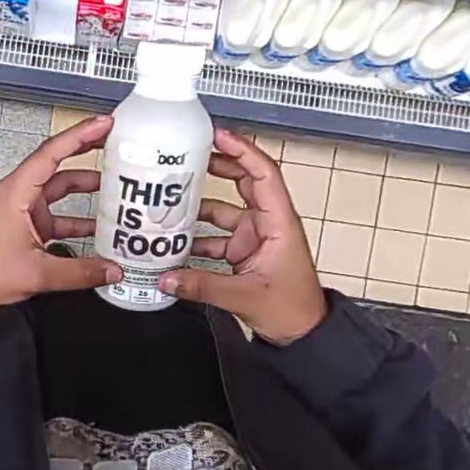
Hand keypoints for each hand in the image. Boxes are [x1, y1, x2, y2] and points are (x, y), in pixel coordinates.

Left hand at [0, 114, 120, 321]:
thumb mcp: (40, 273)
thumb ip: (81, 271)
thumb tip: (113, 270)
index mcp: (17, 193)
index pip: (52, 153)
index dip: (80, 136)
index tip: (103, 124)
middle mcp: (21, 194)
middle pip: (58, 162)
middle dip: (86, 148)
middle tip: (113, 138)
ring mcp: (27, 208)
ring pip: (62, 186)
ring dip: (88, 184)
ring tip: (116, 181)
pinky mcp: (32, 224)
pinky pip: (62, 212)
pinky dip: (82, 216)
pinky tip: (103, 225)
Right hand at [161, 129, 326, 344]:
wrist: (302, 333)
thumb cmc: (293, 309)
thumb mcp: (245, 297)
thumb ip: (202, 286)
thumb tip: (167, 277)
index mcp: (278, 223)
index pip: (264, 174)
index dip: (242, 151)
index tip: (218, 136)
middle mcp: (267, 223)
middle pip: (243, 182)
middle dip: (218, 166)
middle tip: (189, 155)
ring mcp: (255, 237)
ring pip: (224, 210)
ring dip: (200, 205)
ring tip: (172, 197)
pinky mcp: (244, 252)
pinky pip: (216, 236)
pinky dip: (197, 236)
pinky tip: (175, 241)